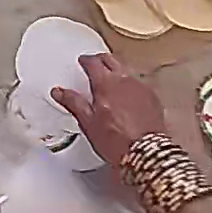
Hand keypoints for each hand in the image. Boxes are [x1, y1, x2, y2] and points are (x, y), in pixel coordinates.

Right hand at [51, 53, 167, 168]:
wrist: (145, 152)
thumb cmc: (116, 140)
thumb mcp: (88, 122)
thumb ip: (73, 102)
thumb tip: (59, 91)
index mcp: (106, 83)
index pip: (93, 62)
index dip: (86, 60)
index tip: (83, 61)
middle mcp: (125, 80)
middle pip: (111, 60)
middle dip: (101, 60)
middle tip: (94, 64)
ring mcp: (141, 87)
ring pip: (126, 70)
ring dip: (116, 70)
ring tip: (110, 78)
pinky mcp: (152, 97)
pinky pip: (138, 83)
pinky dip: (130, 84)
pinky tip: (127, 94)